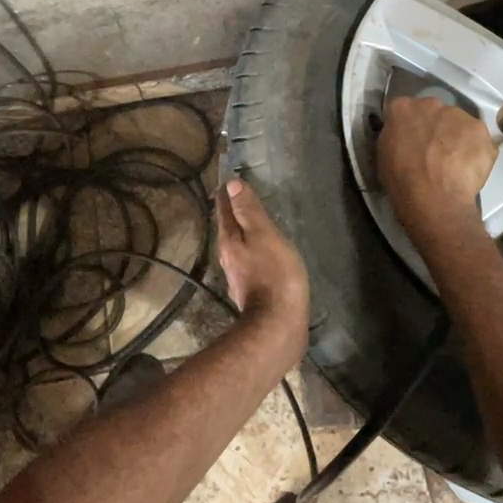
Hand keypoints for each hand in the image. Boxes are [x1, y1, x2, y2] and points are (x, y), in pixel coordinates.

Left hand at [215, 179, 308, 356]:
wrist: (278, 326)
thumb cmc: (275, 275)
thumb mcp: (264, 236)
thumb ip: (249, 211)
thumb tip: (231, 184)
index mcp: (229, 239)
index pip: (224, 208)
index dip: (227, 191)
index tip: (229, 175)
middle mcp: (227, 256)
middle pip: (228, 227)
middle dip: (232, 210)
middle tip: (239, 195)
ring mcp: (237, 275)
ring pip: (236, 244)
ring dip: (241, 231)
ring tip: (252, 221)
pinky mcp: (250, 290)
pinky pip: (248, 261)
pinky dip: (252, 249)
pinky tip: (262, 252)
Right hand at [377, 96, 498, 253]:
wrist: (433, 197)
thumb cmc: (402, 179)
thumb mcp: (384, 153)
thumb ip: (395, 135)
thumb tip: (404, 135)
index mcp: (402, 108)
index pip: (405, 110)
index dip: (410, 126)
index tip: (413, 140)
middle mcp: (431, 104)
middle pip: (435, 112)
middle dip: (436, 127)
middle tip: (434, 151)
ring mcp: (458, 115)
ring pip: (459, 124)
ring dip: (457, 137)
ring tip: (455, 163)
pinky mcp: (480, 130)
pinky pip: (478, 138)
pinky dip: (476, 150)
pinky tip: (469, 168)